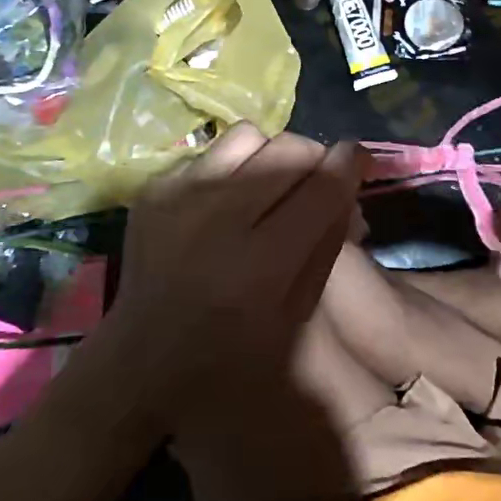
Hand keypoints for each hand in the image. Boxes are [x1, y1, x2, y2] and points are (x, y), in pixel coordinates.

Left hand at [106, 125, 362, 405]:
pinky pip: (212, 152)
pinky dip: (232, 168)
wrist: (142, 365)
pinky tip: (227, 203)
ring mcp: (178, 198)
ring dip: (271, 155)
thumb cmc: (231, 360)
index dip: (349, 164)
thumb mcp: (298, 317)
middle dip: (313, 159)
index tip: (358, 158)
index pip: (321, 188)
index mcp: (258, 268)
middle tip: (313, 184)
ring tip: (268, 187)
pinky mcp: (154, 188)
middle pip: (289, 149)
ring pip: (250, 135)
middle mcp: (216, 220)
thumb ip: (327, 244)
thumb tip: (346, 185)